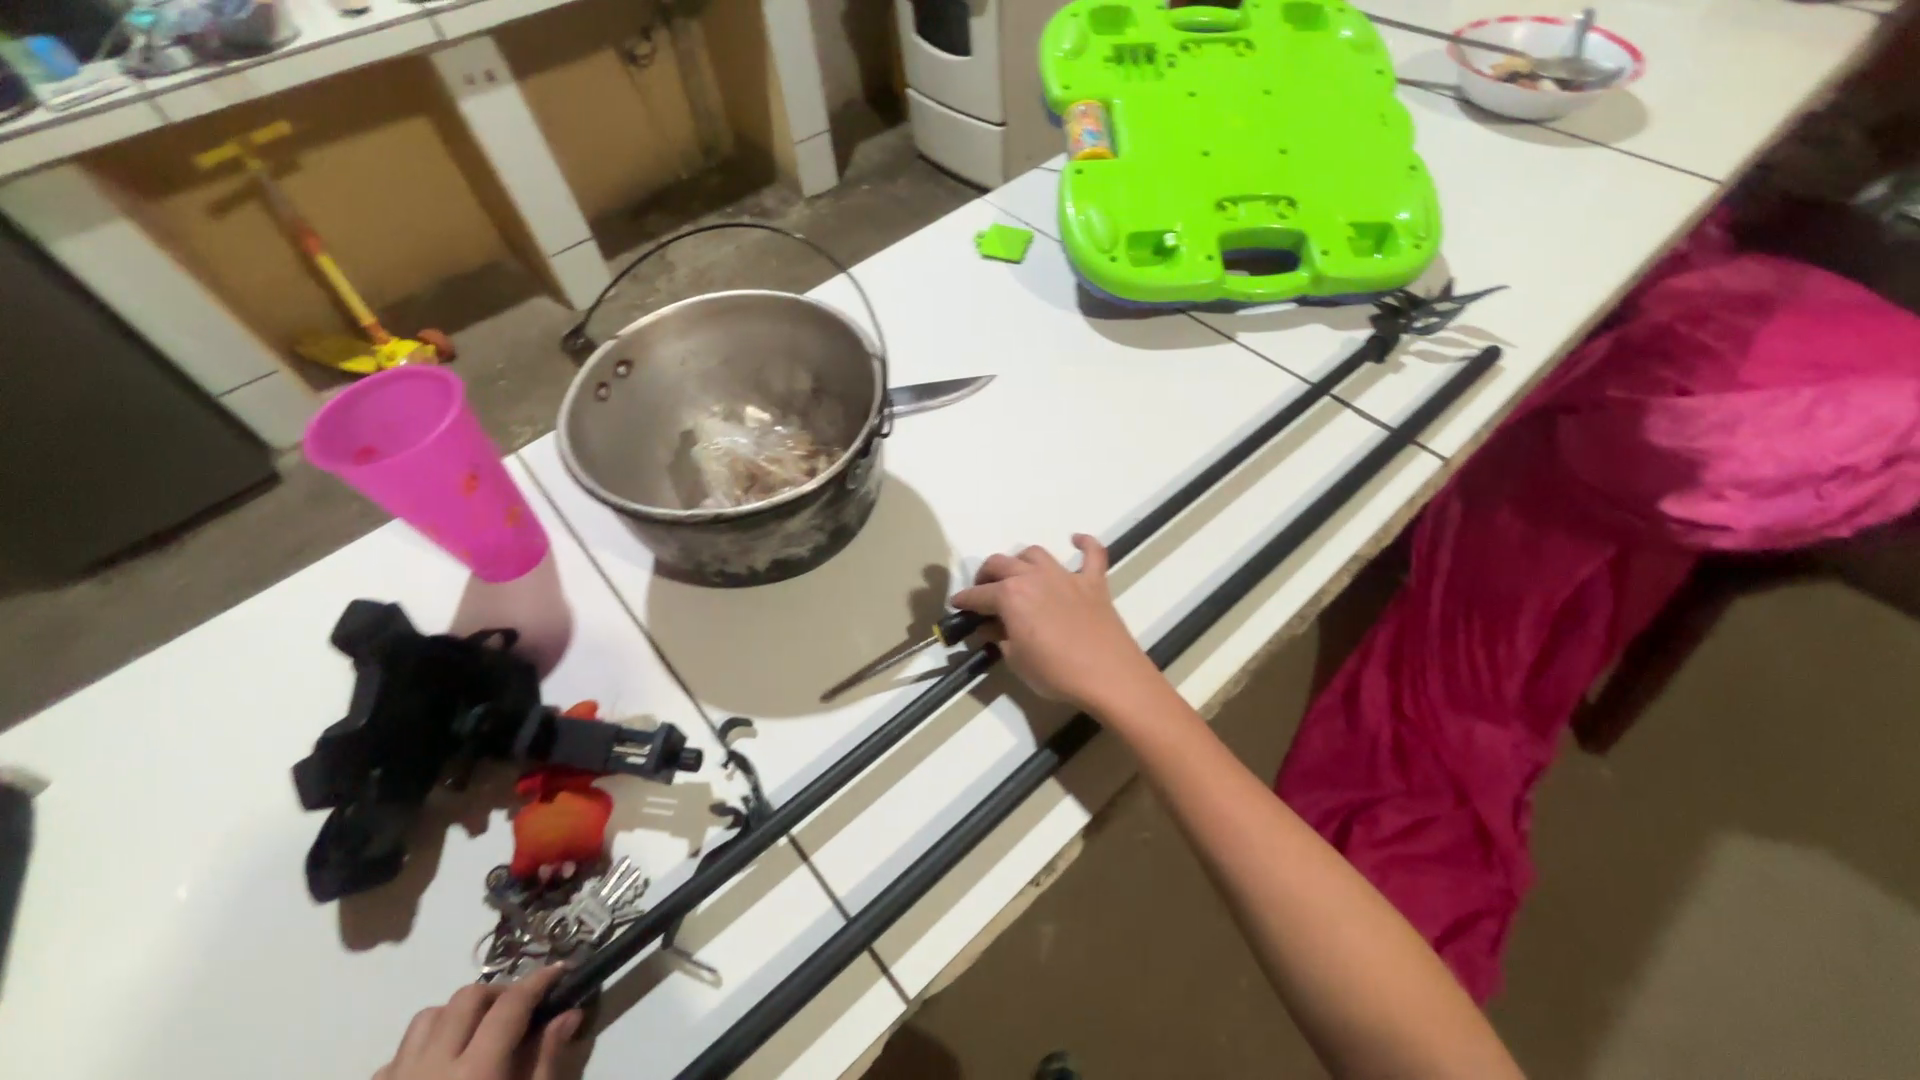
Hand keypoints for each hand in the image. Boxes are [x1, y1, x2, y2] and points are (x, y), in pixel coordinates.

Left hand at [374, 965, 583, 1079]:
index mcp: (476, 1071)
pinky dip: (424, 1048)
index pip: (511, 1005)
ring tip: (478, 1034)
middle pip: (467, 998)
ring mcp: (398, 1079)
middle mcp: (432, 1066)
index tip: (561, 970)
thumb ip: (545, 1060)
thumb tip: (568, 1013)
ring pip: (428, 1017)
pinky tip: (440, 1068)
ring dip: (458, 1015)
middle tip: (521, 1008)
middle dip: (499, 993)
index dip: (539, 981)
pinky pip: (398, 1054)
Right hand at [950, 534, 1158, 713]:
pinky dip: (1084, 544)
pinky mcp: (1094, 582)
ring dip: (1022, 561)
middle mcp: (1034, 577)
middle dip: (986, 575)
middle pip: (1001, 564)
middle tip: (984, 591)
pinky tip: (1077, 540)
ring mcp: (1066, 576)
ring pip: (1036, 554)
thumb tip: (990, 627)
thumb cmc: (1056, 673)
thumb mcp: (1016, 660)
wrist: (1108, 676)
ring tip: (1019, 575)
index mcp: (1010, 596)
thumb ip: (1000, 638)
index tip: (957, 604)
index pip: (978, 595)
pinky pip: (1092, 553)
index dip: (964, 600)